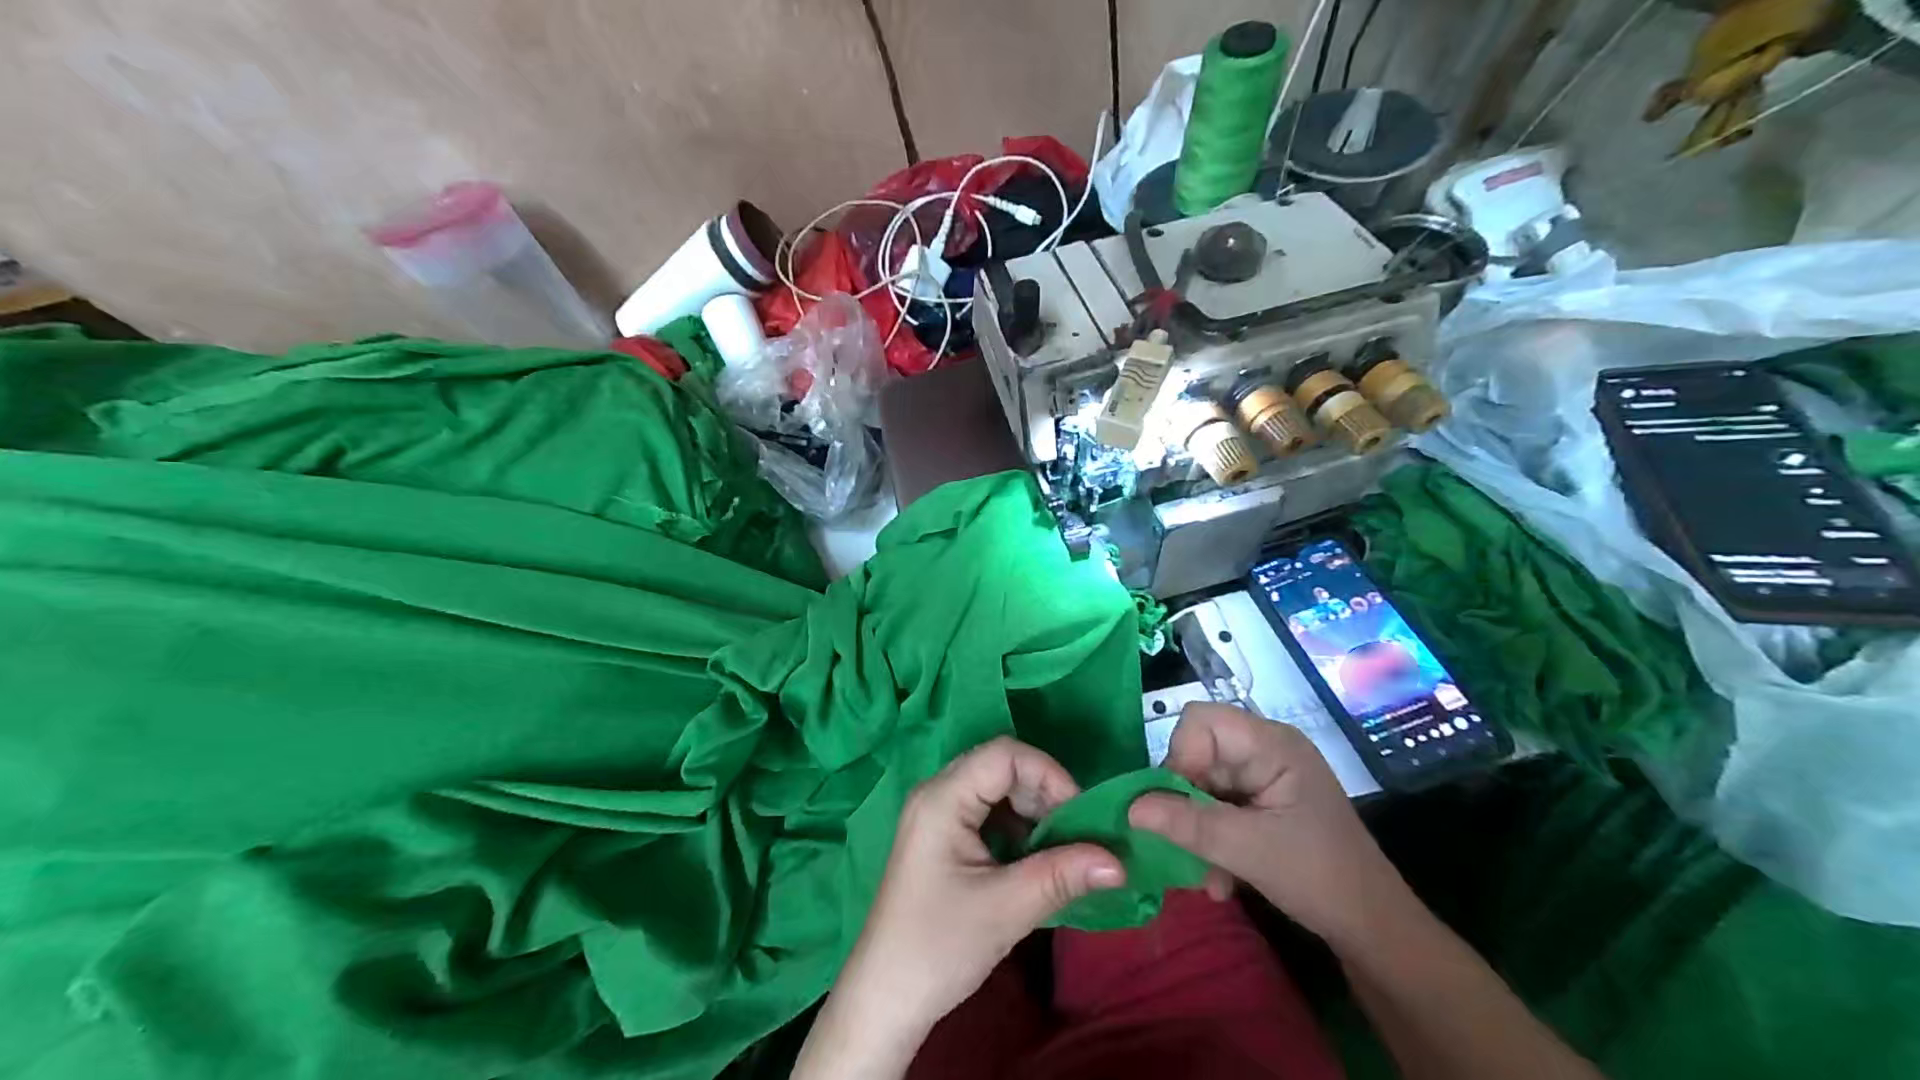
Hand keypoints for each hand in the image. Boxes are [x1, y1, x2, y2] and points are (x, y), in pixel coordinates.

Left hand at [807, 738, 1124, 1069]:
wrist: (884, 999)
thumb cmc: (939, 947)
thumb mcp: (1006, 908)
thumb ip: (1063, 875)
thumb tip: (1120, 861)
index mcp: (942, 798)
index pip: (1005, 754)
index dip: (1049, 774)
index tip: (1080, 816)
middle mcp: (936, 794)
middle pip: (1000, 766)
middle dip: (1043, 792)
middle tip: (1074, 833)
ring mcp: (936, 816)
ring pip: (995, 789)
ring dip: (1032, 811)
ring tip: (1059, 849)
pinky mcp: (941, 839)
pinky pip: (986, 813)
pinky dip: (1016, 827)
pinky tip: (1034, 858)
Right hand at [1128, 703, 1417, 949]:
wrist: (1375, 931)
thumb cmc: (1320, 877)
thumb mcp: (1248, 850)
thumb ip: (1187, 824)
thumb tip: (1129, 807)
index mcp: (1271, 744)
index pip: (1201, 721)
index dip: (1180, 755)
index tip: (1176, 802)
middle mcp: (1265, 750)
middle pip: (1197, 754)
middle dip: (1184, 802)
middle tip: (1180, 845)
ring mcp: (1263, 776)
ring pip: (1201, 785)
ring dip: (1195, 829)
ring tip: (1203, 874)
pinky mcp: (1261, 803)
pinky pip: (1216, 807)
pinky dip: (1210, 839)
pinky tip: (1217, 879)